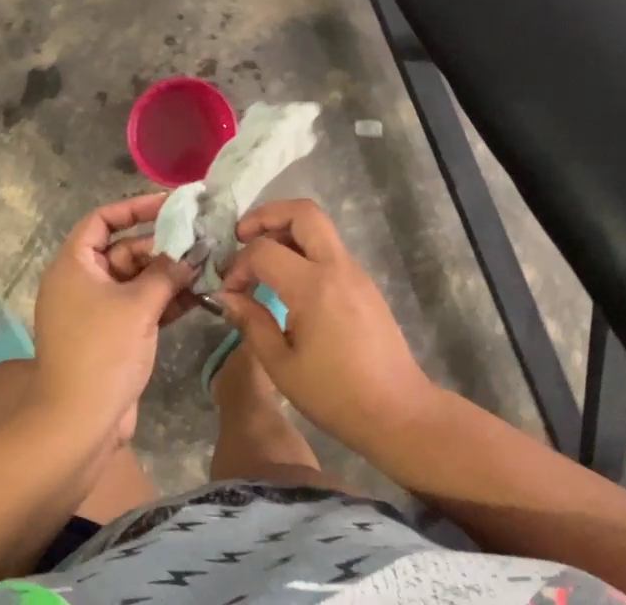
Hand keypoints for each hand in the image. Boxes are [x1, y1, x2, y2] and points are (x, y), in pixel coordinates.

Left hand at [33, 193, 195, 435]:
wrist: (78, 423)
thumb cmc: (102, 353)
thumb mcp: (138, 306)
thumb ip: (167, 273)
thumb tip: (191, 252)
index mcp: (74, 265)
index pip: (101, 220)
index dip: (134, 208)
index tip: (171, 205)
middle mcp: (80, 282)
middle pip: (123, 250)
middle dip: (162, 247)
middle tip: (201, 242)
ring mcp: (95, 311)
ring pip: (135, 281)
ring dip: (168, 276)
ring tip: (208, 268)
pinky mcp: (109, 336)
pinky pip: (138, 307)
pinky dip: (163, 302)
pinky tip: (199, 297)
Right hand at [217, 199, 438, 451]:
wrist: (398, 413)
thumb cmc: (335, 395)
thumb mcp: (281, 366)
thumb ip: (251, 323)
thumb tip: (227, 296)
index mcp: (314, 287)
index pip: (264, 251)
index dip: (238, 265)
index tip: (230, 291)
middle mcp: (337, 268)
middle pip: (303, 212)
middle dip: (266, 216)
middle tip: (241, 237)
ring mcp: (356, 273)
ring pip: (319, 227)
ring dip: (285, 231)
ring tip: (261, 260)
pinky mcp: (364, 284)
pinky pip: (329, 250)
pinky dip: (303, 251)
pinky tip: (287, 283)